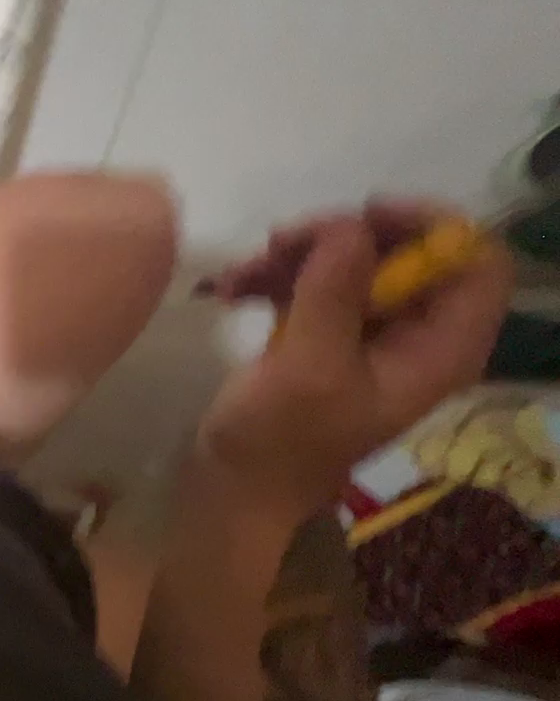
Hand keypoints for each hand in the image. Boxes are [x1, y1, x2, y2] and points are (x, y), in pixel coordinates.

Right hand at [197, 202, 510, 513]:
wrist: (233, 487)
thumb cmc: (279, 440)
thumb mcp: (307, 368)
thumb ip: (332, 295)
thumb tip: (344, 226)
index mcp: (439, 348)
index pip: (471, 262)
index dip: (427, 227)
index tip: (359, 213)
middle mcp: (410, 336)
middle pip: (399, 259)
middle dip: (338, 243)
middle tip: (277, 241)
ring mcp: (359, 339)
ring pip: (345, 271)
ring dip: (291, 262)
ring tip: (236, 273)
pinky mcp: (314, 343)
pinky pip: (306, 293)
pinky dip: (270, 283)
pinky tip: (228, 291)